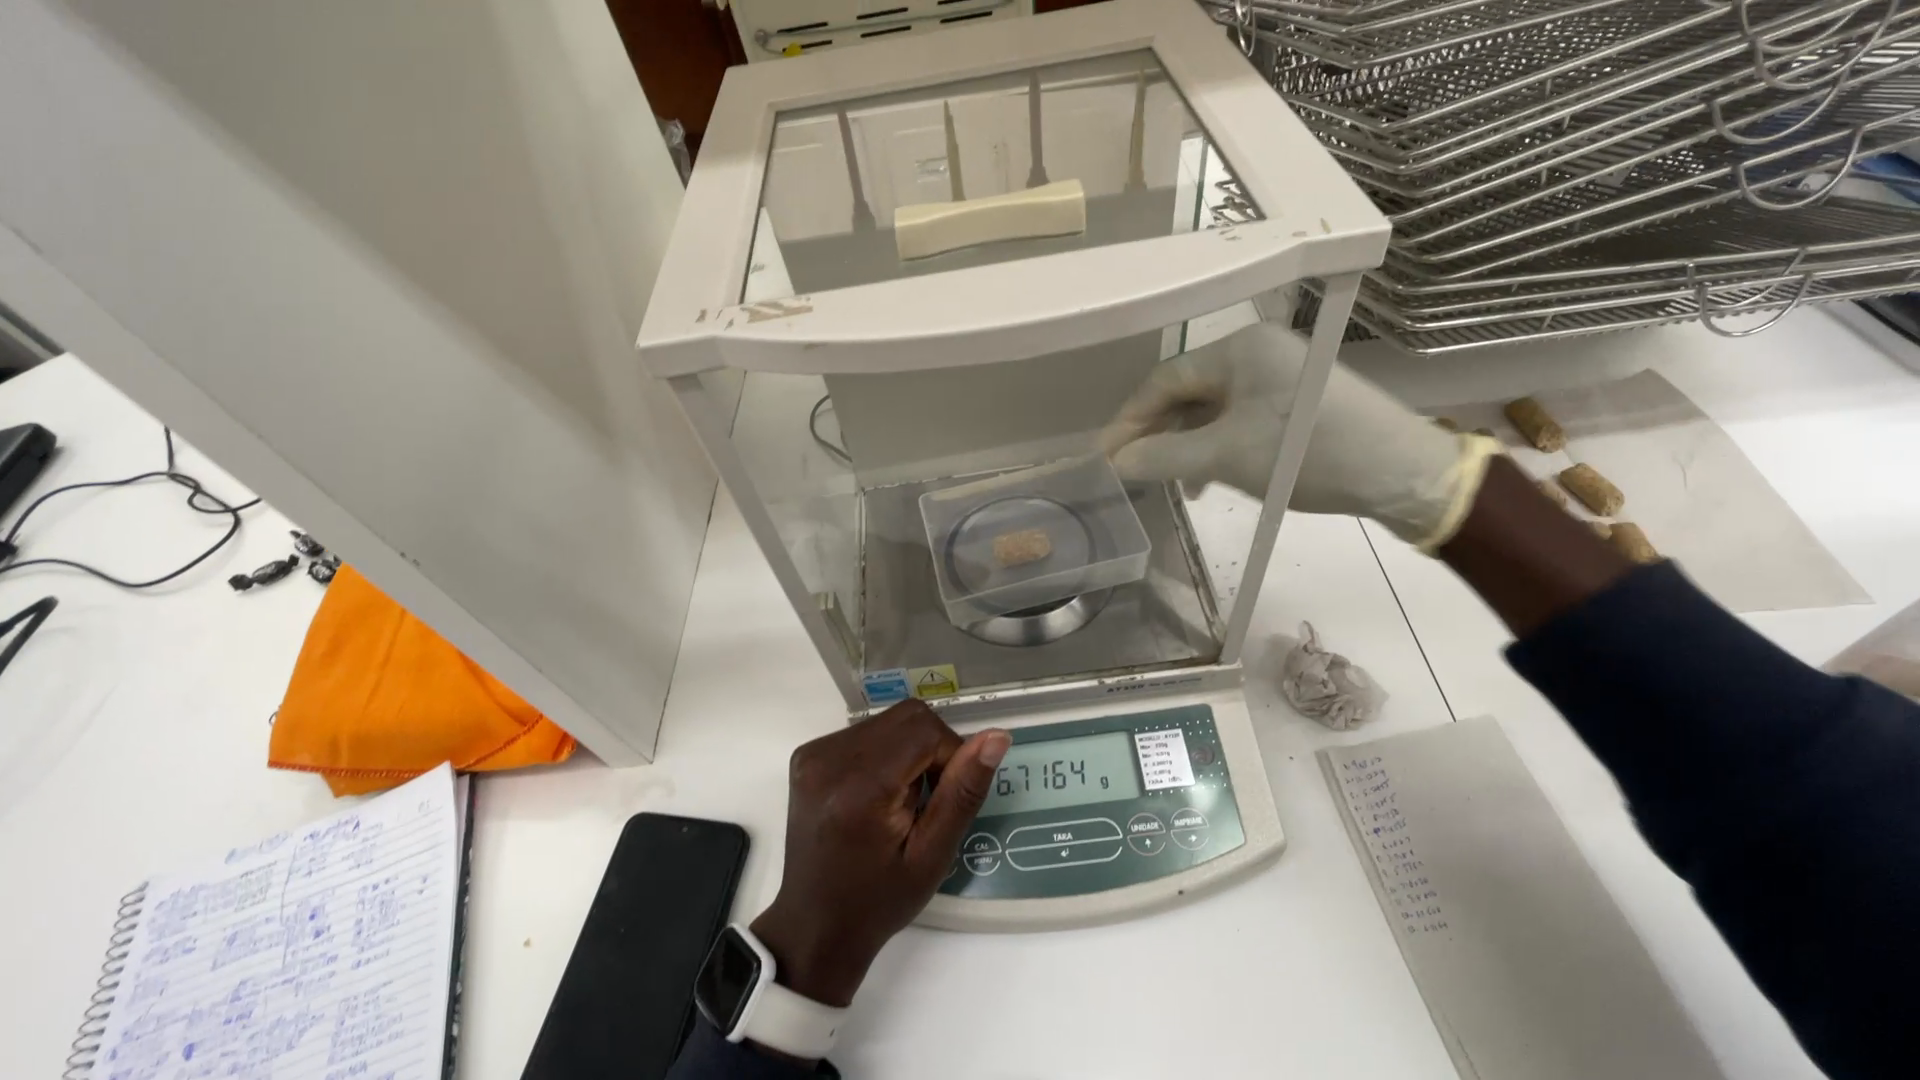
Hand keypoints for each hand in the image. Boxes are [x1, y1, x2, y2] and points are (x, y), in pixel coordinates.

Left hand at [750, 700, 1009, 1007]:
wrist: (816, 925)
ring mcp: (813, 754)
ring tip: (899, 803)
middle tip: (924, 803)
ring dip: (908, 751)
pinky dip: (884, 754)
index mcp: (860, 787)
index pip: (925, 729)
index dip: (950, 756)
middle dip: (931, 750)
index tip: (944, 800)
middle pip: (907, 717)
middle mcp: (829, 759)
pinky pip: (864, 732)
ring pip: (887, 722)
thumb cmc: (879, 900)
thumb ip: (963, 792)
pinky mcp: (807, 756)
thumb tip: (996, 737)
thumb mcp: (933, 855)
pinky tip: (876, 796)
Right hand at [1098, 321, 1497, 549]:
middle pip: (1188, 391)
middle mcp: (1258, 351)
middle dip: (1158, 433)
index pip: (1165, 380)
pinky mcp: (1297, 399)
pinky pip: (1240, 417)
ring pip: (1213, 408)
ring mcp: (1280, 373)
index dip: (1130, 420)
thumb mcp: (1226, 457)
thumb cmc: (1308, 455)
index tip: (1106, 456)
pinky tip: (1209, 477)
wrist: (1400, 472)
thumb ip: (1164, 457)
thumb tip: (1117, 462)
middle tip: (1132, 470)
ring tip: (1170, 482)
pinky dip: (1217, 445)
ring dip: (1186, 444)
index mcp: (1240, 348)